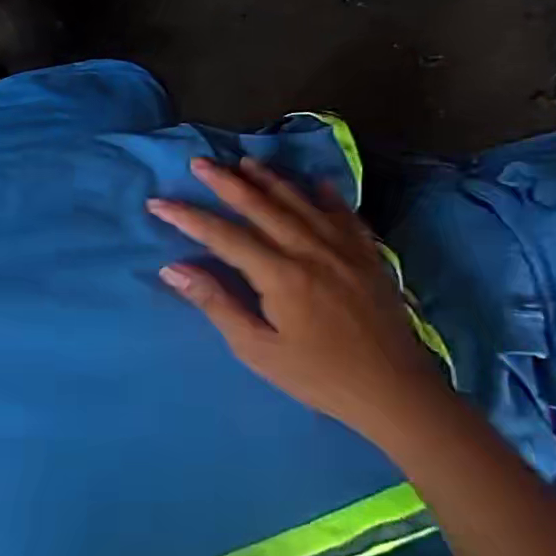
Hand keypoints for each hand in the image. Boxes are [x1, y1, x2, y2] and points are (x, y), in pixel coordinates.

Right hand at [147, 157, 449, 441]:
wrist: (397, 394)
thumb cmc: (317, 375)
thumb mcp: (256, 348)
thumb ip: (216, 303)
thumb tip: (172, 269)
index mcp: (281, 275)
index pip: (223, 236)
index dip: (188, 217)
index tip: (158, 202)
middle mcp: (312, 252)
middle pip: (262, 207)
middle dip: (226, 182)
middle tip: (199, 162)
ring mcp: (346, 252)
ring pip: (301, 204)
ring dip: (270, 180)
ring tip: (246, 161)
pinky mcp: (370, 259)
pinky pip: (346, 217)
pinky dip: (329, 197)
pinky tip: (318, 184)